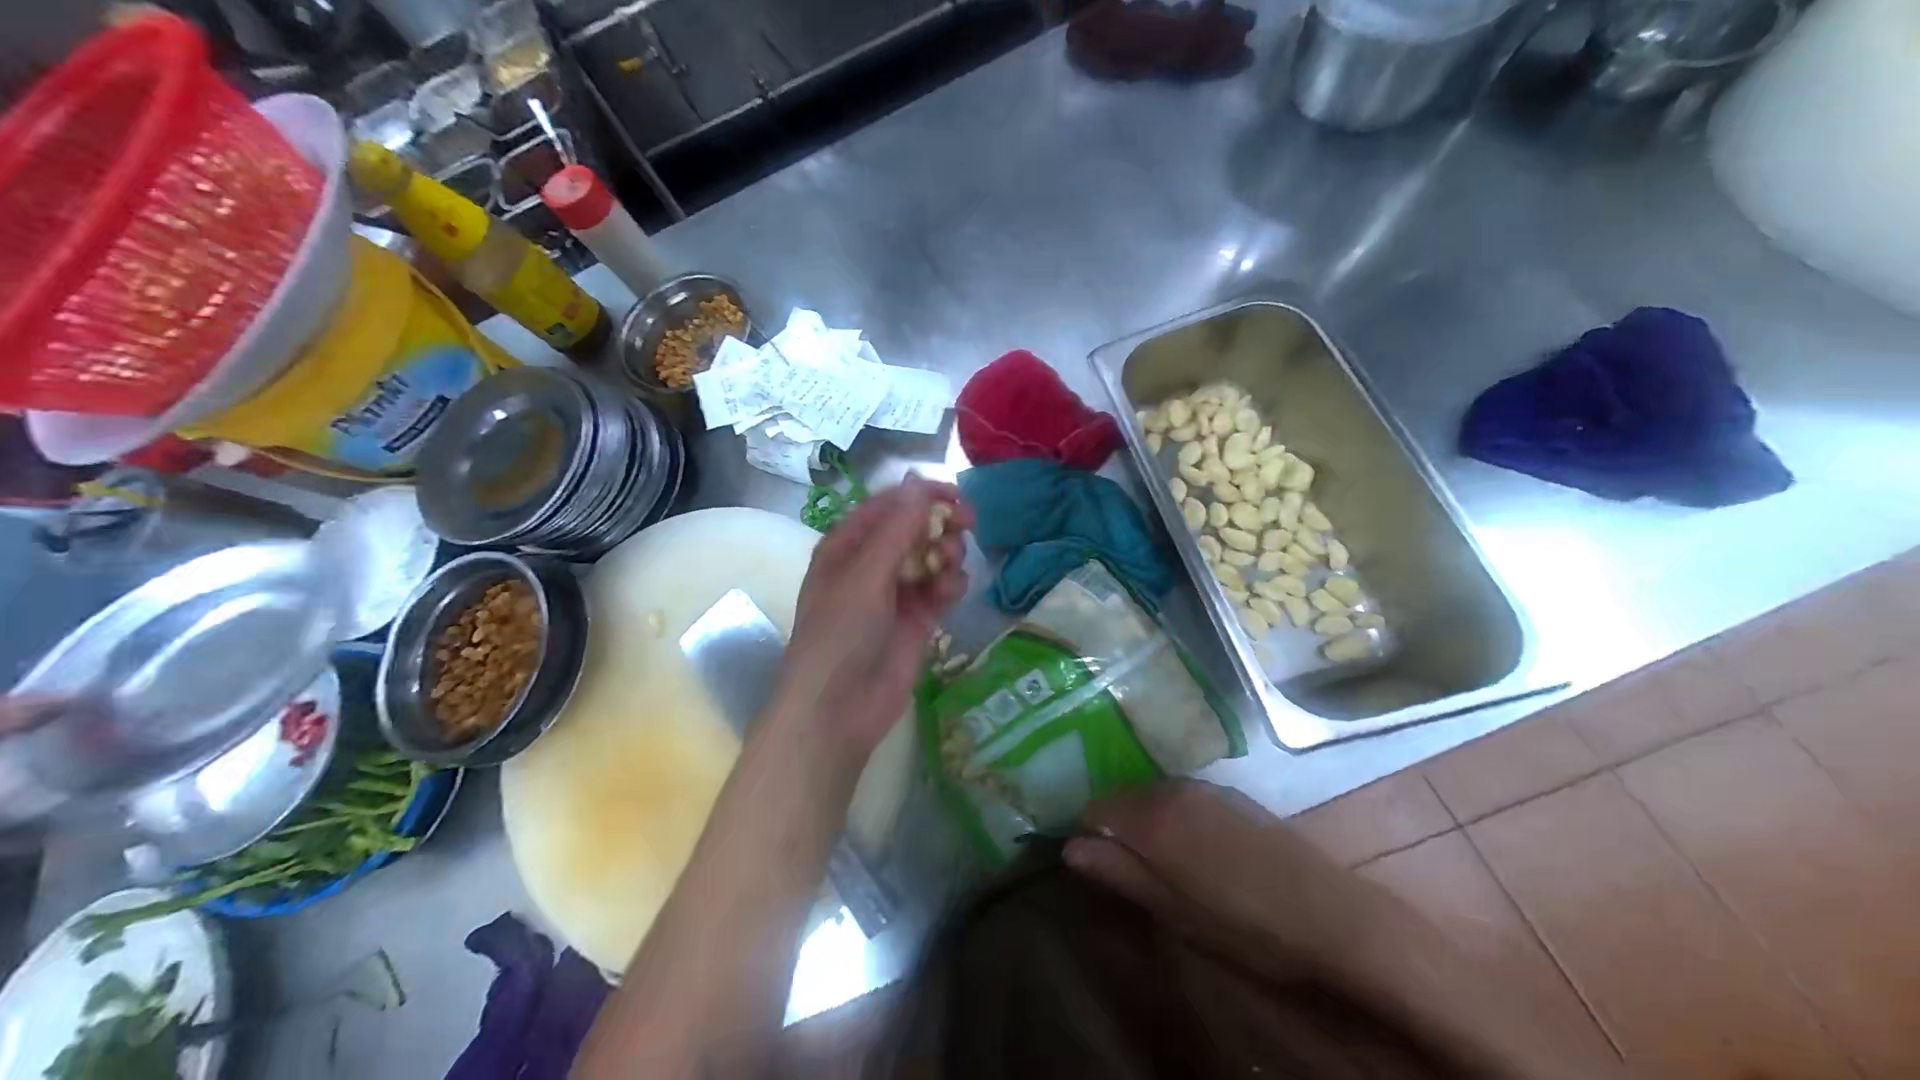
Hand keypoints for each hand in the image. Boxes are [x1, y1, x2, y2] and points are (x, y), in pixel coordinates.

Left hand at [771, 476, 971, 774]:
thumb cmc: (841, 633)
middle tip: (968, 523)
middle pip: (913, 529)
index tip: (955, 494)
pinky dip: (950, 584)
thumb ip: (897, 530)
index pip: (887, 506)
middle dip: (940, 523)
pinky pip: (940, 589)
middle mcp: (870, 565)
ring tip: (950, 566)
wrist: (839, 707)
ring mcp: (895, 593)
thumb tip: (919, 486)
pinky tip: (952, 591)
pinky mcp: (917, 620)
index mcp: (846, 546)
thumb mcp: (865, 575)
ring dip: (946, 554)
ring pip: (931, 558)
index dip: (920, 495)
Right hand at [1064, 780, 1392, 978]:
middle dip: (1118, 828)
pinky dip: (1175, 815)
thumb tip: (1070, 849)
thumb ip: (1119, 873)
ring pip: (1153, 794)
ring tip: (1166, 864)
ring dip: (1147, 821)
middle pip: (1123, 797)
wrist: (1330, 913)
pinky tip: (1198, 850)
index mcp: (1152, 818)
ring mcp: (1205, 787)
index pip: (1094, 808)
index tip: (1100, 867)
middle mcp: (1172, 789)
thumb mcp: (1173, 911)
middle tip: (1132, 872)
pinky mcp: (1231, 793)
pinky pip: (1182, 795)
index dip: (1088, 836)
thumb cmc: (1244, 924)